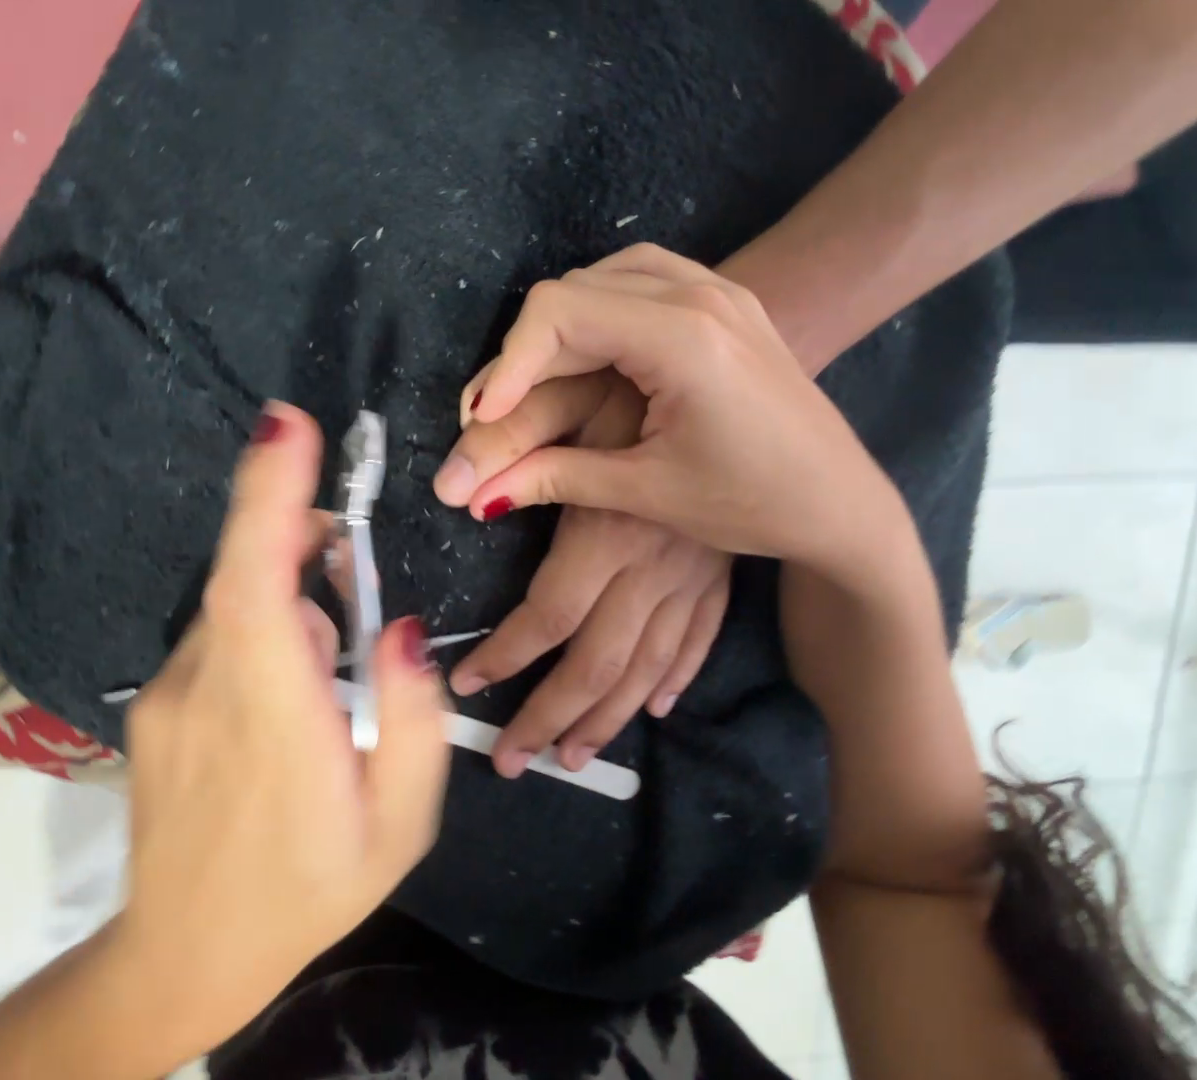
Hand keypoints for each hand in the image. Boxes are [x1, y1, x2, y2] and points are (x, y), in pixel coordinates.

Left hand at [120, 402, 450, 1037]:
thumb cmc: (310, 890)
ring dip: (285, 618)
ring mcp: (165, 700)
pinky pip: (211, 643)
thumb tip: (401, 625)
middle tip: (349, 590)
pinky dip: (255, 643)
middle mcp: (202, 692)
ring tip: (322, 696)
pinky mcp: (152, 710)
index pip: (254, 585)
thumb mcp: (400, 820)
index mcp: (272, 717)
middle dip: (298, 554)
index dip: (268, 498)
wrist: (184, 957)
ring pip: (231, 614)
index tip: (286, 423)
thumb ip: (411, 716)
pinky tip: (278, 712)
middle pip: (246, 583)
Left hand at [433, 371, 729, 774]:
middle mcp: (651, 569)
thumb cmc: (646, 379)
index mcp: (609, 533)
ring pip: (647, 667)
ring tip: (570, 756)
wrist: (741, 377)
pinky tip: (654, 708)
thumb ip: (512, 442)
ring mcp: (692, 576)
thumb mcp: (574, 398)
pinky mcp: (721, 572)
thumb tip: (454, 491)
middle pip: (596, 663)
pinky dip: (675, 679)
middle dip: (549, 717)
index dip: (505, 655)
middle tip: (511, 761)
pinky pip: (698, 640)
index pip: (549, 616)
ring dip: (606, 718)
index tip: (467, 683)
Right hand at [456, 244, 898, 576]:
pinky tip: (585, 355)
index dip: (506, 364)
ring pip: (604, 277)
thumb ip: (555, 477)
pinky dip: (596, 313)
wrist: (840, 502)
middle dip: (523, 352)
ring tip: (532, 388)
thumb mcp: (647, 493)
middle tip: (495, 414)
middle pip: (574, 291)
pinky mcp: (723, 303)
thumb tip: (472, 494)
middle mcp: (699, 295)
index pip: (559, 313)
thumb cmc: (753, 504)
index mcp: (683, 340)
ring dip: (557, 328)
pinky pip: (639, 280)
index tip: (480, 421)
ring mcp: (717, 291)